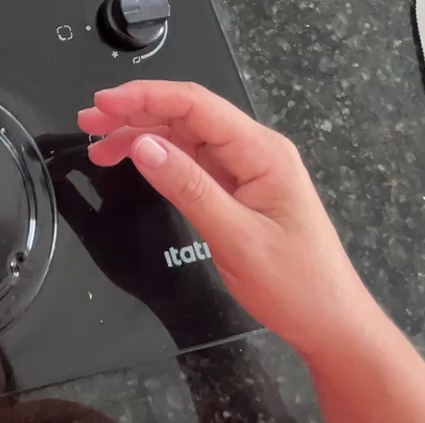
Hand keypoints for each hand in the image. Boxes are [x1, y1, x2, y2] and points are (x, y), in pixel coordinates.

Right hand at [78, 80, 383, 359]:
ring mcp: (241, 166)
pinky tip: (129, 159)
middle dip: (134, 111)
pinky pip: (186, 158)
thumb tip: (143, 146)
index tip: (106, 102)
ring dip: (138, 133)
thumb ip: (189, 187)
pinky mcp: (232, 185)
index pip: (195, 105)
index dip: (145, 96)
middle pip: (183, 113)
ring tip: (98, 143)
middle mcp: (251, 149)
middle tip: (90, 119)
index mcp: (260, 150)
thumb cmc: (298, 286)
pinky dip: (154, 156)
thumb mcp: (238, 238)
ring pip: (180, 134)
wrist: (333, 327)